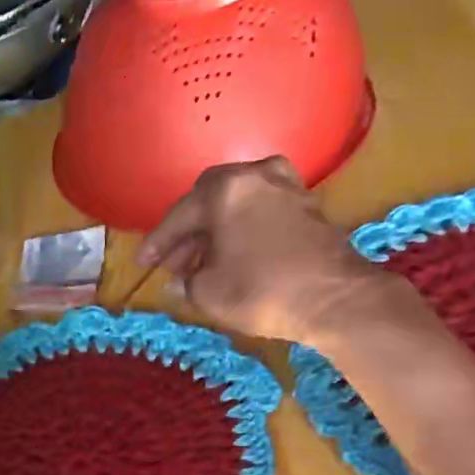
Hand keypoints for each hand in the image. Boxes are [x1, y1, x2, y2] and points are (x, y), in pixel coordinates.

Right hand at [136, 157, 401, 347]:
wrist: (332, 298)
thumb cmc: (259, 291)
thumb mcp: (206, 293)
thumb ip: (185, 281)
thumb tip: (179, 280)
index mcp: (224, 191)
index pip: (177, 216)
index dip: (156, 243)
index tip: (141, 262)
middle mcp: (255, 176)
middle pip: (208, 198)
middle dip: (187, 229)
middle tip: (173, 260)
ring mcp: (285, 186)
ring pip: (235, 202)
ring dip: (214, 228)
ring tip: (200, 261)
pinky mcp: (305, 204)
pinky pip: (259, 208)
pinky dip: (240, 227)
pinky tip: (231, 254)